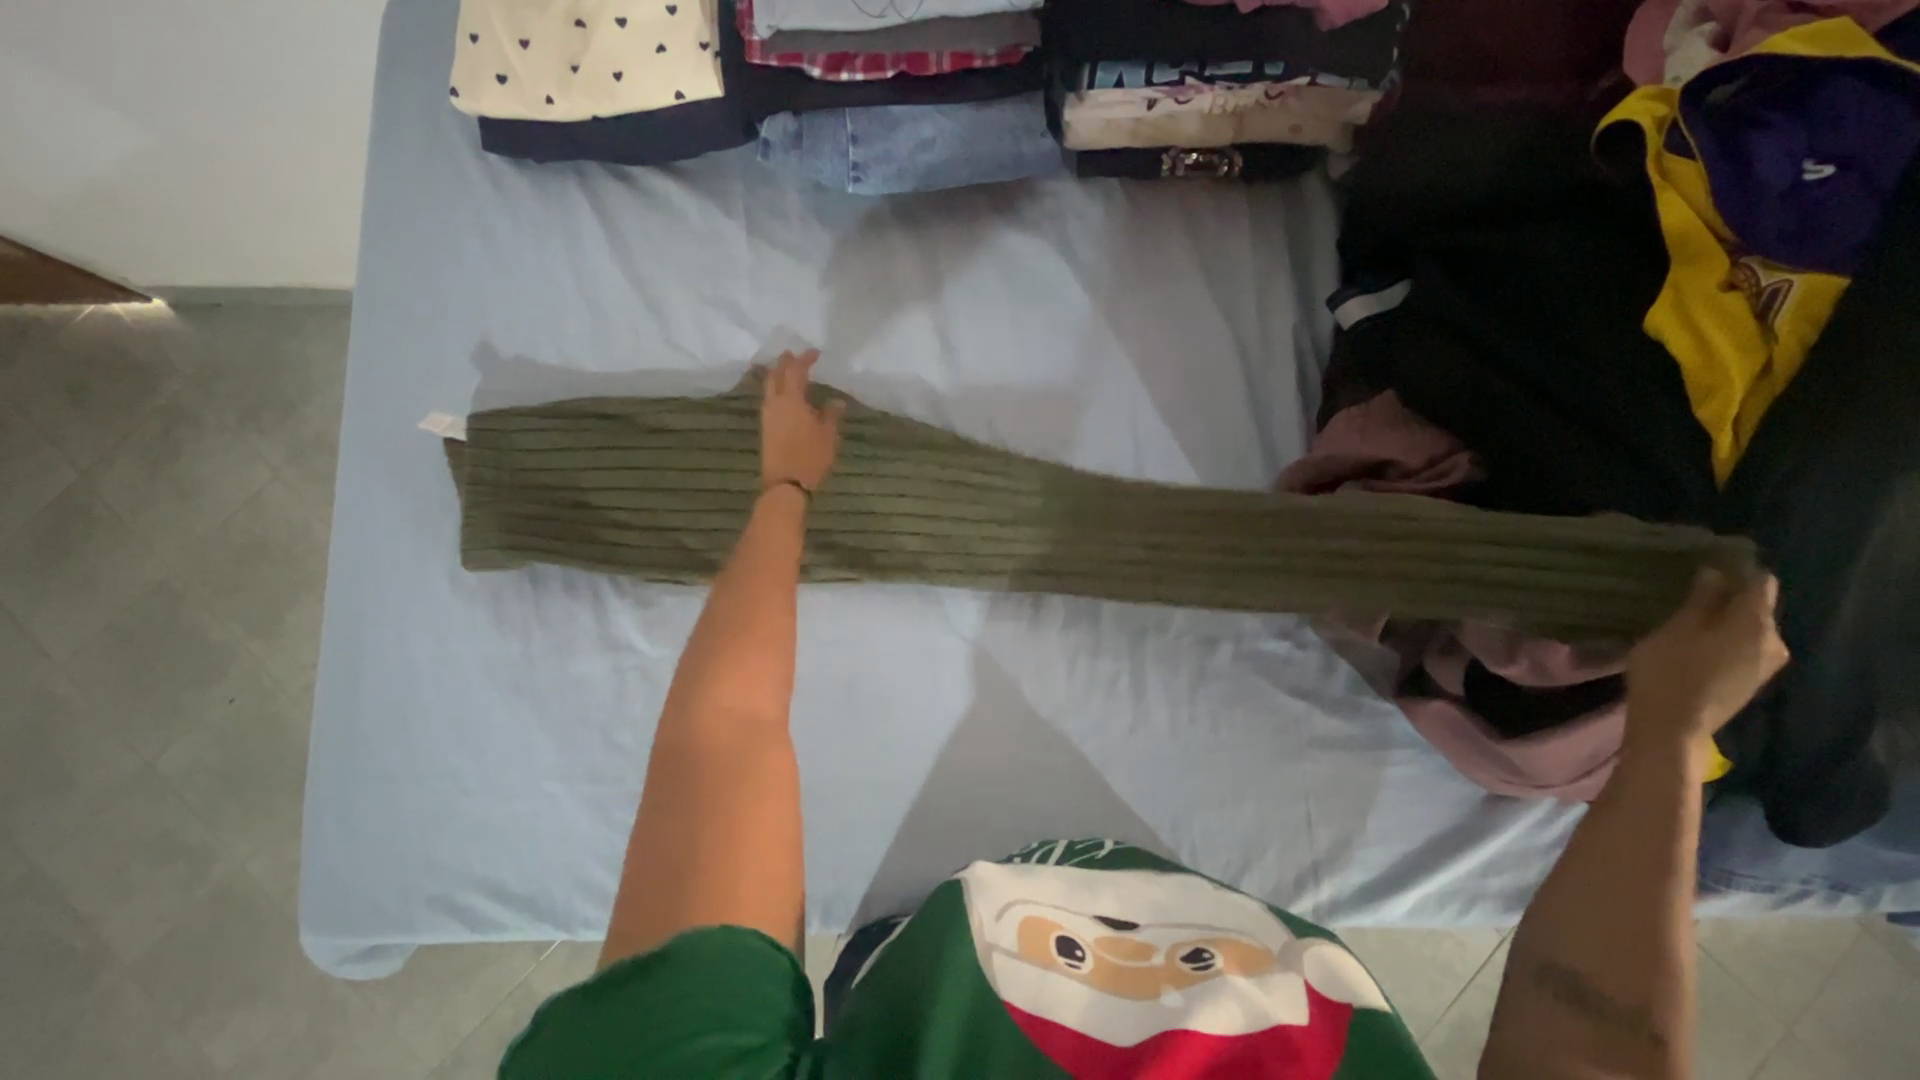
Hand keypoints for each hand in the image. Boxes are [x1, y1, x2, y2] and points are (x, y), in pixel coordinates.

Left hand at [758, 349, 845, 494]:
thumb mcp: (828, 435)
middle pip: (775, 375)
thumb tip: (836, 401)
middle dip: (784, 363)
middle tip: (793, 355)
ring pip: (769, 387)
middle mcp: (775, 402)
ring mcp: (767, 415)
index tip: (815, 353)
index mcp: (791, 399)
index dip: (805, 359)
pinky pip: (770, 400)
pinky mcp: (766, 427)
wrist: (785, 484)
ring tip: (788, 372)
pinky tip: (786, 395)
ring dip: (778, 376)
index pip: (796, 371)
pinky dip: (777, 391)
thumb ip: (831, 414)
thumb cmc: (811, 457)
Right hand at [1625, 569, 1788, 747]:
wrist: (1674, 728)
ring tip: (1690, 618)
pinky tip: (1697, 644)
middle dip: (1730, 597)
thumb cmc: (1669, 671)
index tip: (1707, 563)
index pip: (1760, 582)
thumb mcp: (1676, 629)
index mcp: (1756, 623)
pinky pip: (1744, 648)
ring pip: (1750, 629)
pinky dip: (1725, 639)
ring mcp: (1766, 665)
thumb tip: (1715, 574)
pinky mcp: (1752, 681)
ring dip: (1725, 620)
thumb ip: (1701, 600)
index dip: (1737, 569)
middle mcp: (1773, 641)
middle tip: (1690, 592)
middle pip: (1757, 607)